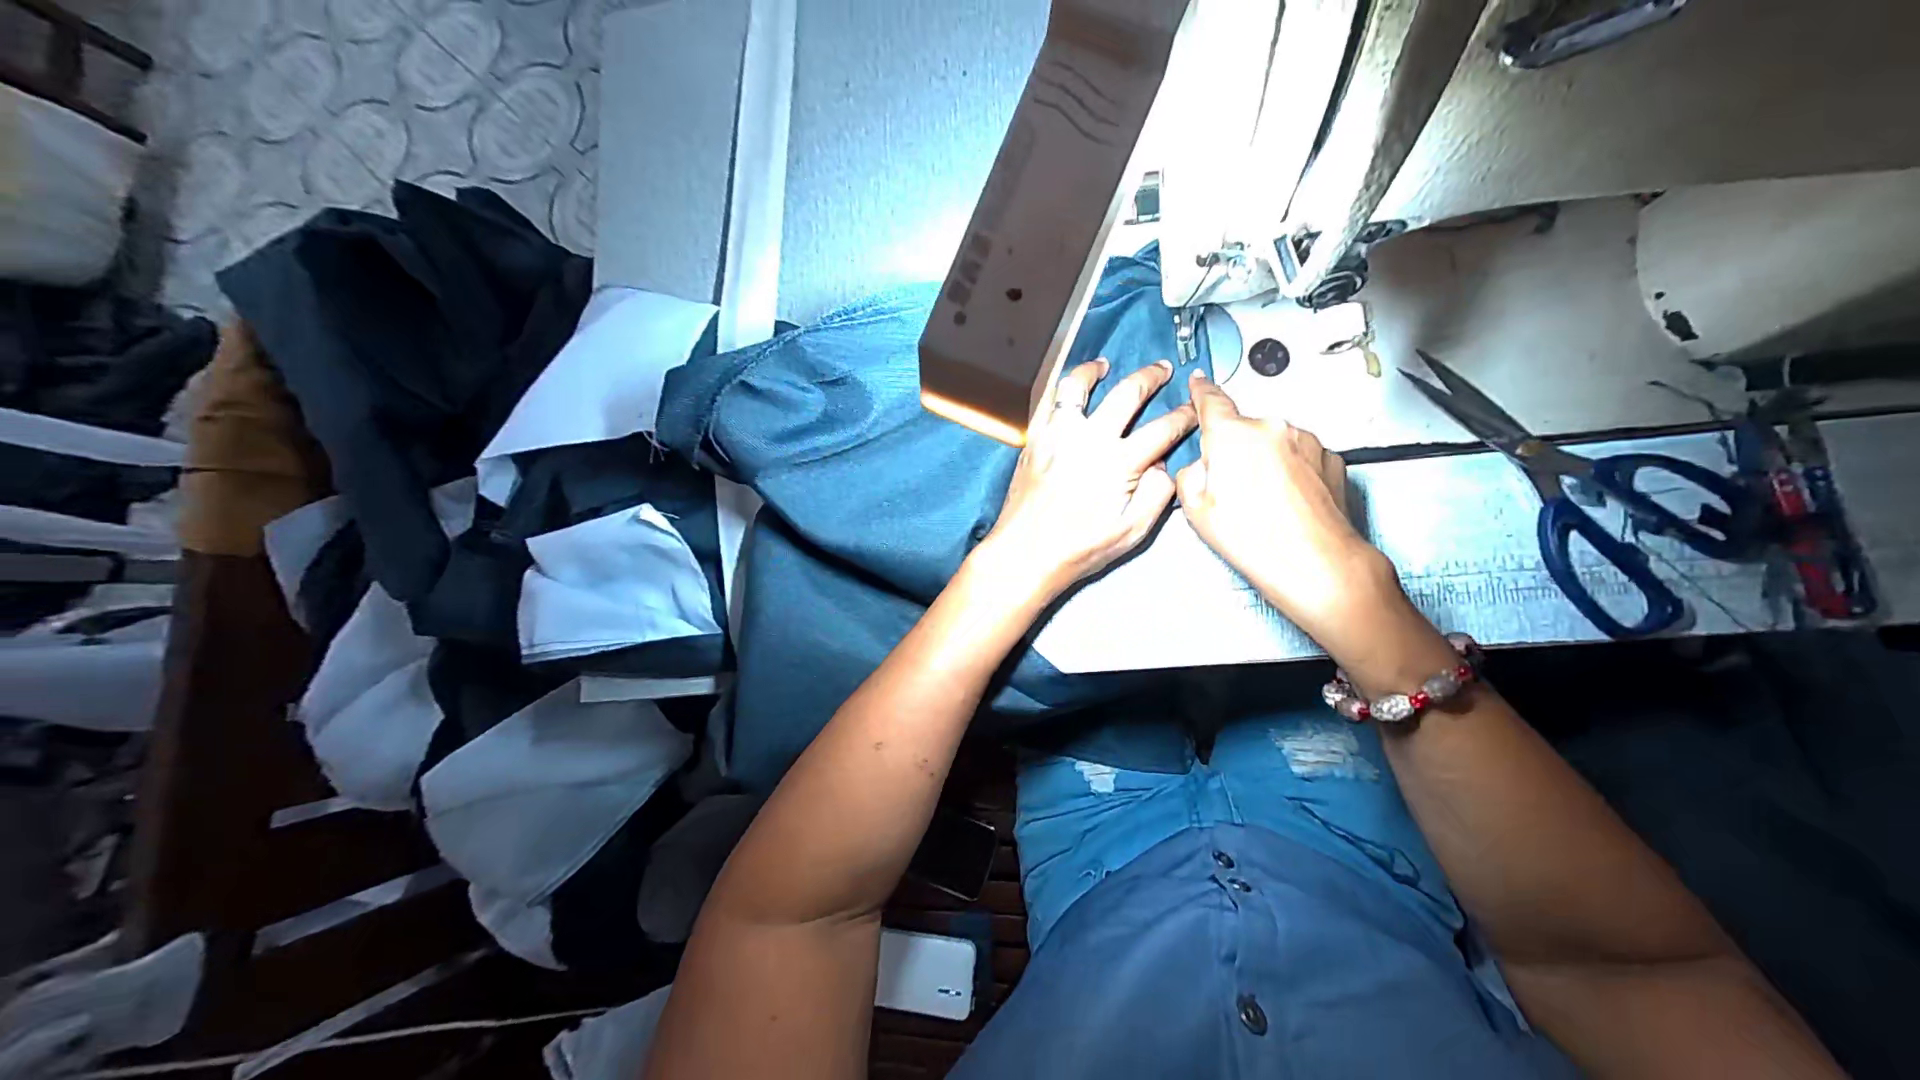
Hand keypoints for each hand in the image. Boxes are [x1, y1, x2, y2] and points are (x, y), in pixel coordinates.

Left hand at [976, 358, 1196, 600]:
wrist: (1025, 553)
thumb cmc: (1075, 549)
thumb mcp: (1131, 532)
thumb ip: (1156, 495)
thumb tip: (1164, 468)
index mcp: (1119, 463)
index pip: (1163, 429)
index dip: (1184, 416)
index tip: (1191, 410)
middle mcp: (1089, 440)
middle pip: (1127, 393)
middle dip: (1150, 377)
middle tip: (1161, 370)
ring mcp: (1058, 436)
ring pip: (1077, 387)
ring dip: (1094, 371)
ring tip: (1103, 365)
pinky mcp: (1035, 441)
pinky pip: (1048, 404)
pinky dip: (1060, 391)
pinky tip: (1066, 393)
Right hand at [1175, 370, 1396, 640]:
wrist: (1316, 562)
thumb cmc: (1258, 541)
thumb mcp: (1196, 510)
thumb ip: (1189, 474)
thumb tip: (1200, 466)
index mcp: (1232, 435)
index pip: (1211, 400)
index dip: (1201, 391)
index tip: (1199, 383)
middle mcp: (1271, 428)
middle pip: (1242, 430)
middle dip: (1235, 452)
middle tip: (1233, 491)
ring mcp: (1305, 440)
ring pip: (1273, 443)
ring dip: (1265, 463)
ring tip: (1265, 504)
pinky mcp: (1329, 456)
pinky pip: (1299, 457)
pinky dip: (1291, 473)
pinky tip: (1287, 503)